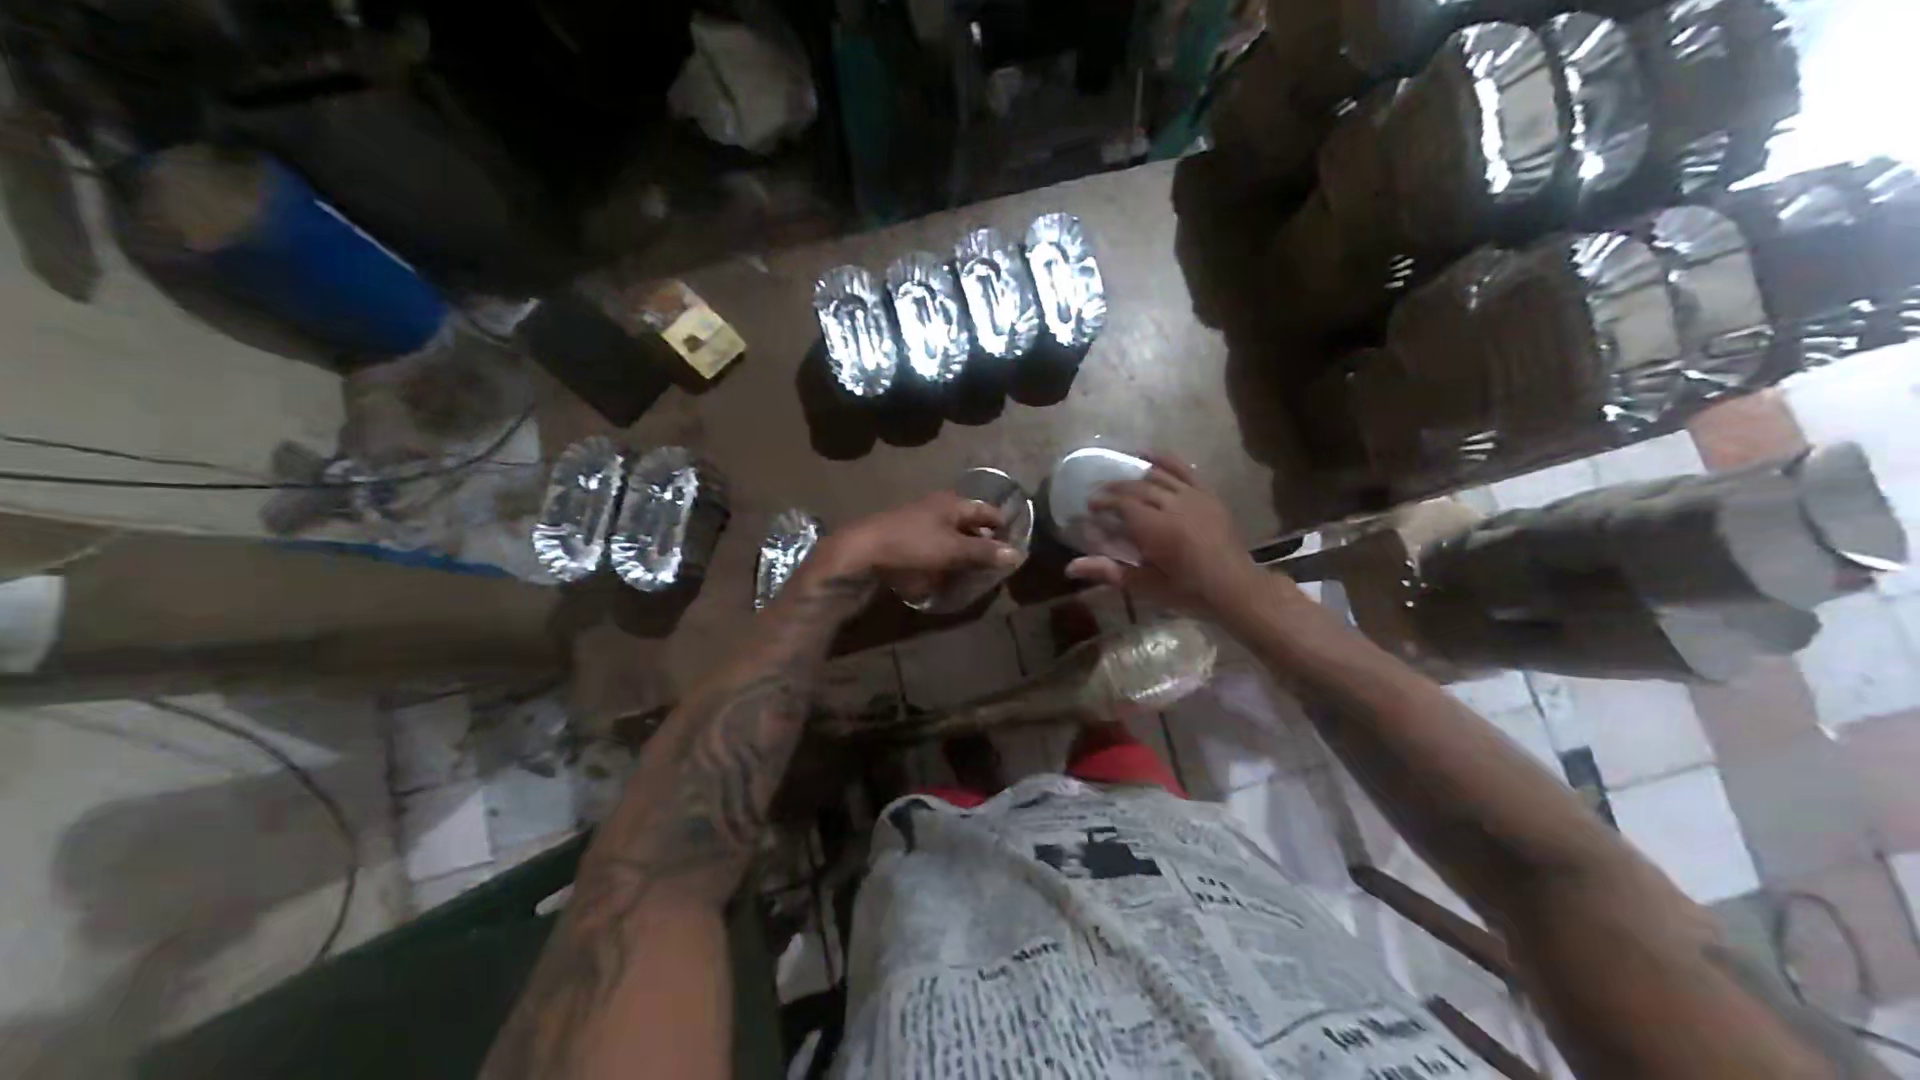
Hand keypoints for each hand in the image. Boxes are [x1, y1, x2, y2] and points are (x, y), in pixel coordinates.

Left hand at [809, 490, 1024, 602]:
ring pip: (950, 537)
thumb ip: (984, 553)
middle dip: (983, 542)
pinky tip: (946, 576)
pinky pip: (932, 549)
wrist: (859, 553)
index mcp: (951, 504)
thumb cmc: (910, 545)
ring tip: (976, 574)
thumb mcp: (952, 550)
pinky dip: (943, 560)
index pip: (987, 511)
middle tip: (997, 564)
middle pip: (968, 524)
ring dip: (963, 553)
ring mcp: (918, 524)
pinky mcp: (903, 541)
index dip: (1002, 526)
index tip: (1015, 545)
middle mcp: (936, 509)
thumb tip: (1018, 554)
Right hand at [1063, 453, 1266, 615]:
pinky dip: (1163, 460)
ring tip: (1119, 481)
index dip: (1104, 502)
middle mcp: (1174, 505)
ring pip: (1157, 476)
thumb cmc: (1188, 591)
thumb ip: (1109, 571)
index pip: (1123, 504)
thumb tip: (1071, 568)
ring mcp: (1193, 496)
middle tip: (1099, 495)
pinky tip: (1147, 455)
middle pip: (1137, 487)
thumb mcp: (1146, 584)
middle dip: (1115, 488)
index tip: (1090, 506)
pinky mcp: (1207, 494)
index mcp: (1157, 529)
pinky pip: (1183, 470)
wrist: (1235, 587)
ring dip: (1134, 475)